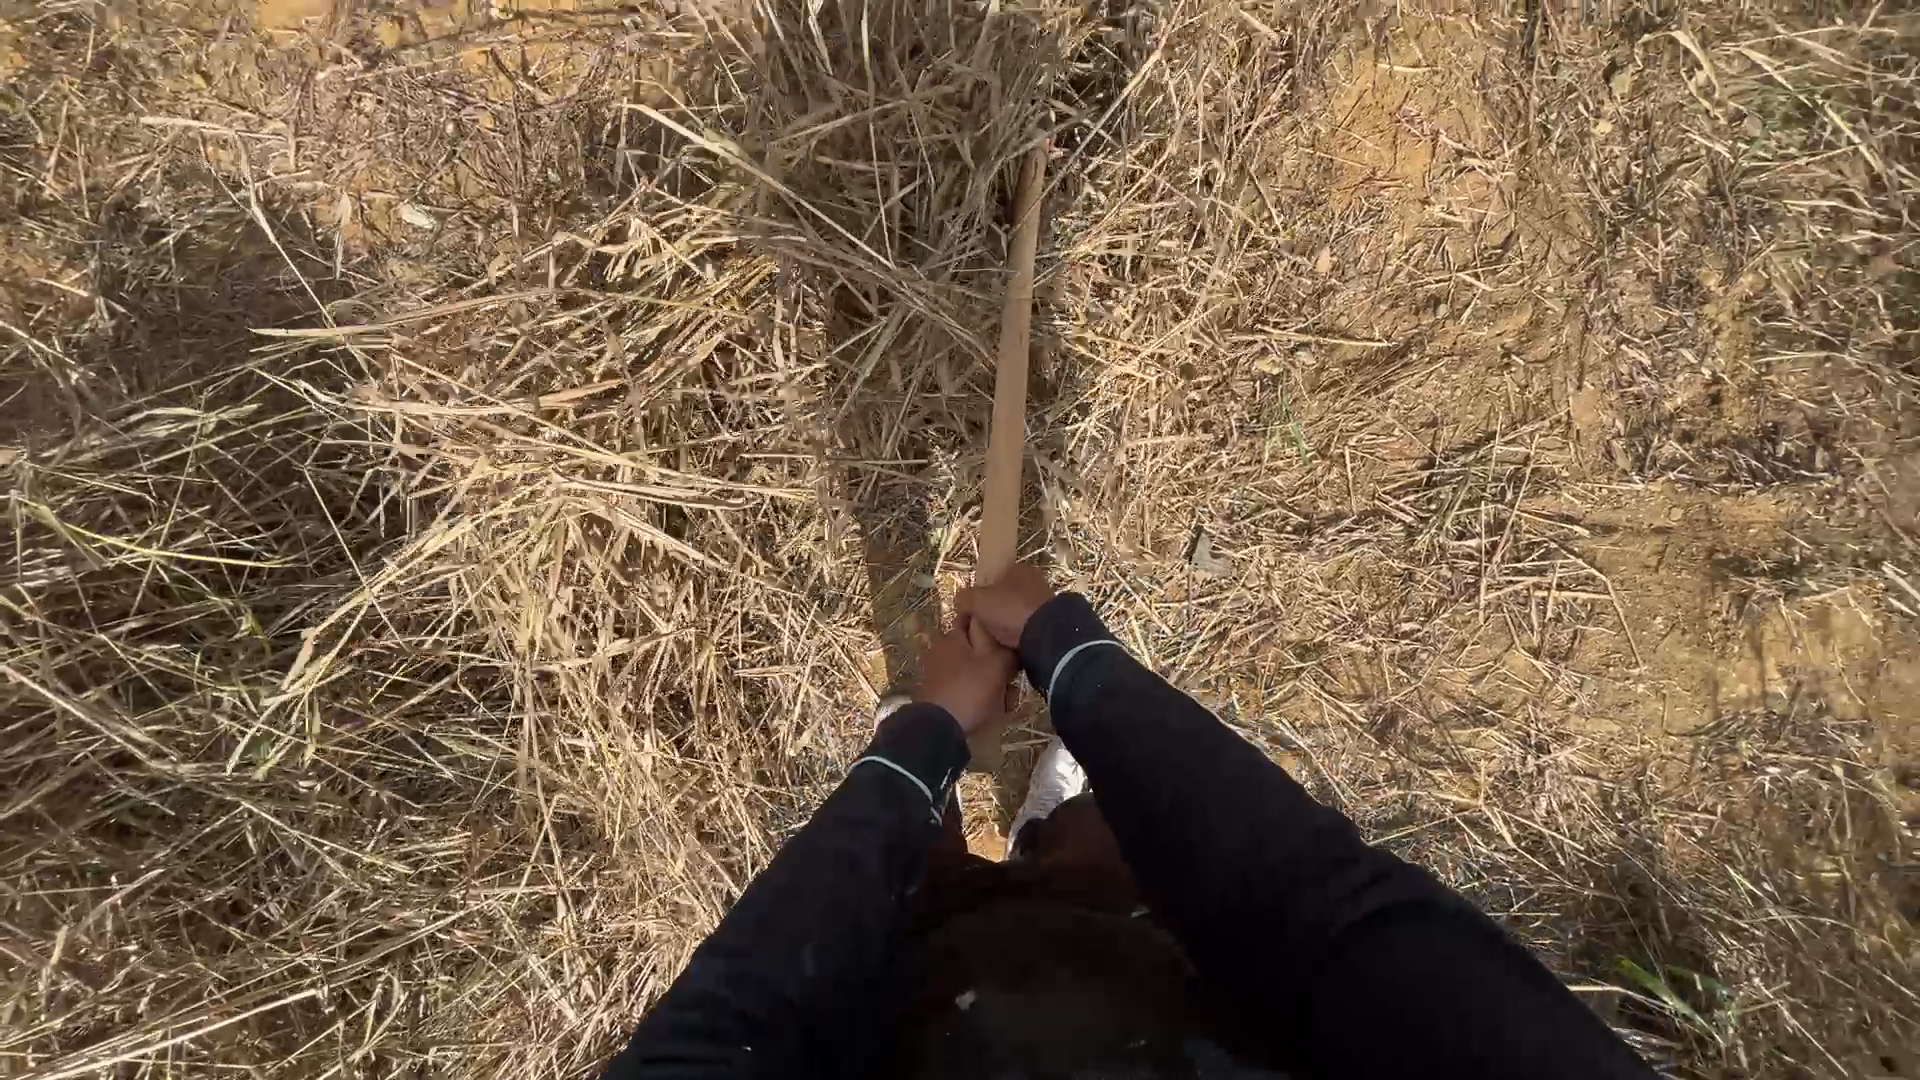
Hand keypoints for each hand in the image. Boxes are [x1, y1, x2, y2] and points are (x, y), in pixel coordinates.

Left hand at [913, 613, 1019, 734]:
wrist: (936, 728)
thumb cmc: (969, 691)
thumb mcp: (997, 667)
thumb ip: (1009, 652)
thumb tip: (1016, 645)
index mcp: (953, 637)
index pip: (971, 618)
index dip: (990, 625)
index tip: (1008, 637)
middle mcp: (940, 649)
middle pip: (974, 648)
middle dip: (993, 661)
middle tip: (1011, 679)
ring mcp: (935, 672)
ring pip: (970, 671)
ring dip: (988, 682)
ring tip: (1005, 700)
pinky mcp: (934, 692)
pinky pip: (962, 688)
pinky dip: (975, 695)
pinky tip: (989, 711)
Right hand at [954, 561, 1055, 650]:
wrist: (1046, 635)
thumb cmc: (1009, 610)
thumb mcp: (977, 601)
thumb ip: (964, 598)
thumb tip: (960, 601)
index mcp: (1018, 568)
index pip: (993, 577)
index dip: (979, 593)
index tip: (972, 611)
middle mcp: (1034, 581)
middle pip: (1004, 597)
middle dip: (992, 611)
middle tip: (980, 627)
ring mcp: (1045, 601)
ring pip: (1015, 613)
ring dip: (1005, 625)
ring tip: (994, 640)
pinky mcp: (1052, 621)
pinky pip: (1027, 627)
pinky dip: (1018, 635)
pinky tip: (1009, 645)